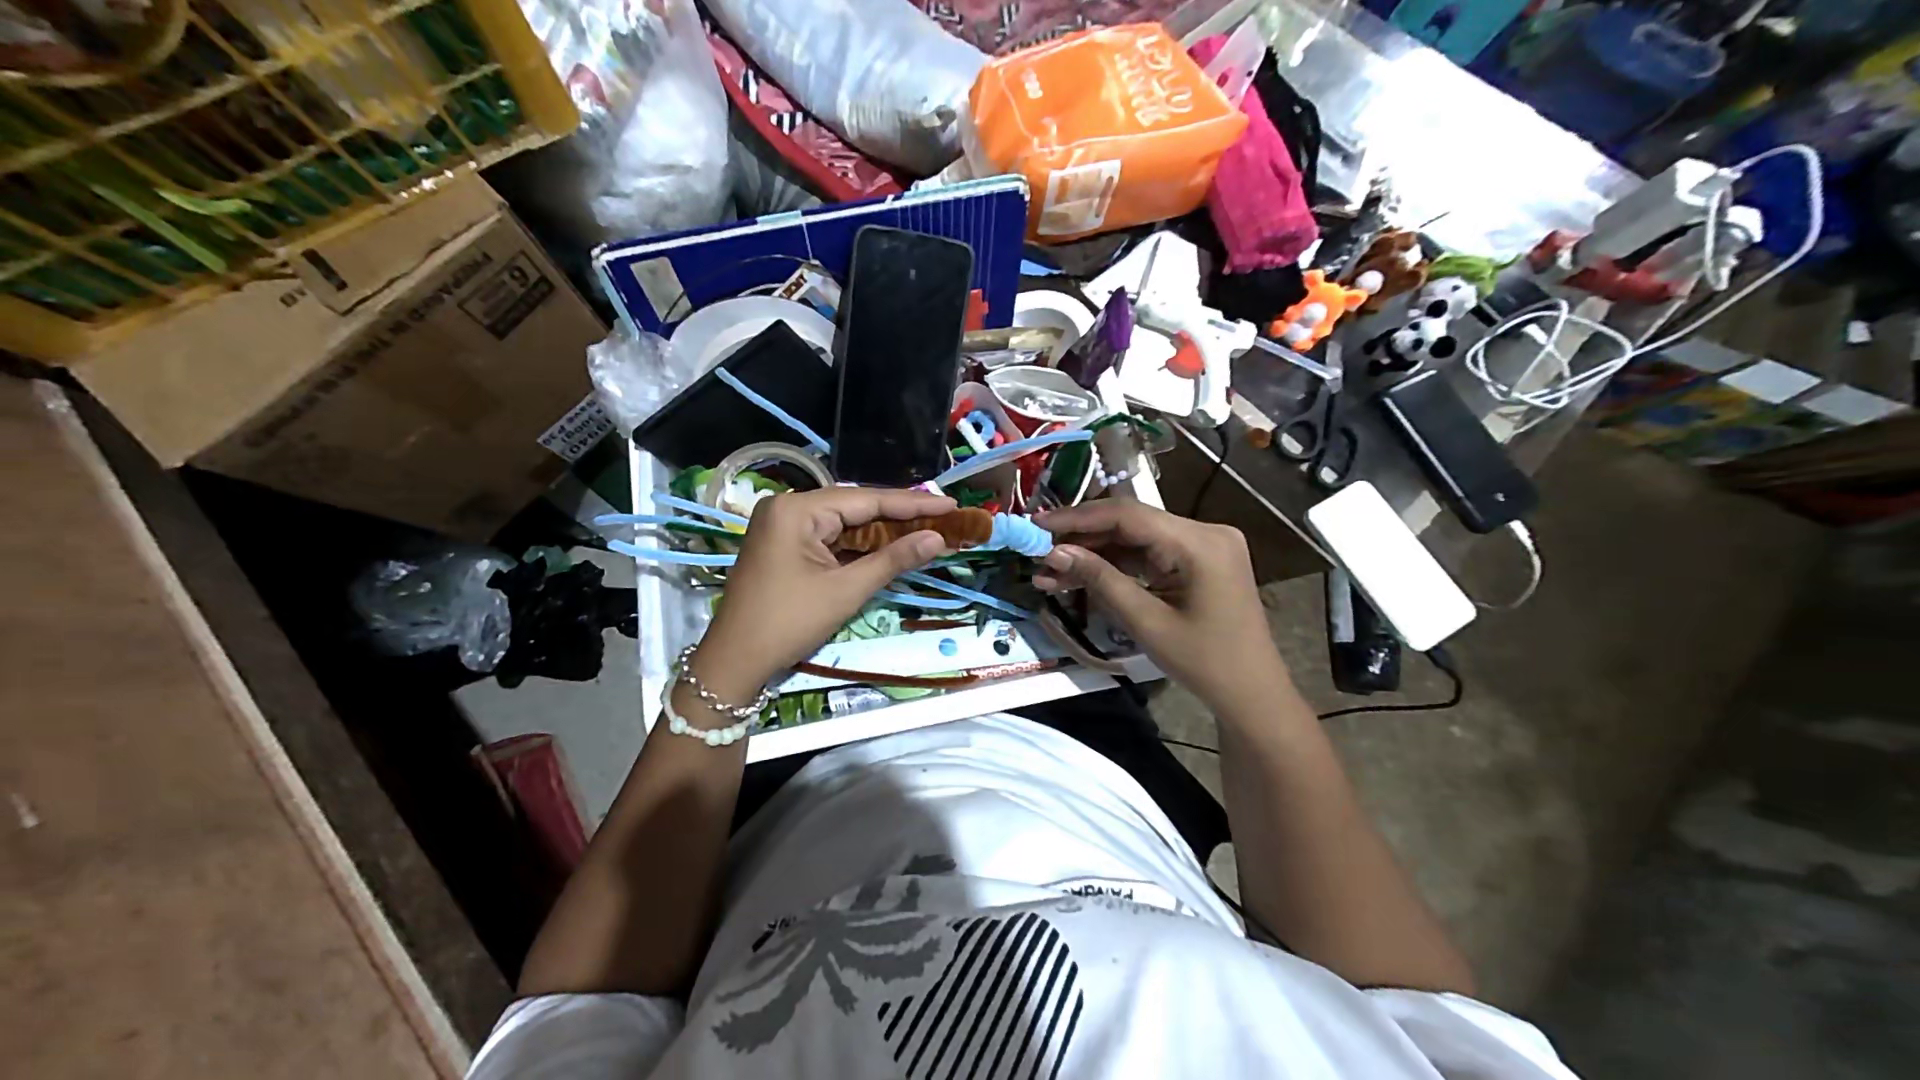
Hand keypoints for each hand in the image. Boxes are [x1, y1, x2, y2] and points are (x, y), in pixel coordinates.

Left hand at [691, 487, 955, 702]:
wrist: (735, 661)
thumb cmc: (789, 623)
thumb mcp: (846, 590)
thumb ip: (893, 559)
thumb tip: (938, 539)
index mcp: (797, 510)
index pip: (866, 500)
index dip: (912, 504)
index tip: (950, 504)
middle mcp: (788, 508)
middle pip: (855, 507)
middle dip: (900, 515)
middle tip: (944, 516)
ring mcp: (783, 526)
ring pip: (844, 522)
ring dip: (882, 530)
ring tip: (927, 528)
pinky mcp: (784, 545)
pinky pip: (829, 537)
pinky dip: (859, 545)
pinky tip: (891, 545)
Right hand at [1032, 501, 1289, 712]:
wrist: (1251, 694)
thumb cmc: (1204, 662)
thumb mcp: (1146, 622)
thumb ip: (1100, 580)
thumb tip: (1054, 553)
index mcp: (1200, 542)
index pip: (1128, 514)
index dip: (1078, 517)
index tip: (1037, 524)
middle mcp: (1205, 531)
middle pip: (1130, 523)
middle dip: (1081, 539)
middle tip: (1037, 553)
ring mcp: (1203, 545)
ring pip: (1135, 539)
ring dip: (1093, 554)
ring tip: (1048, 573)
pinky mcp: (1197, 560)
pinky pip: (1148, 554)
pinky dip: (1115, 566)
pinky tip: (1078, 577)